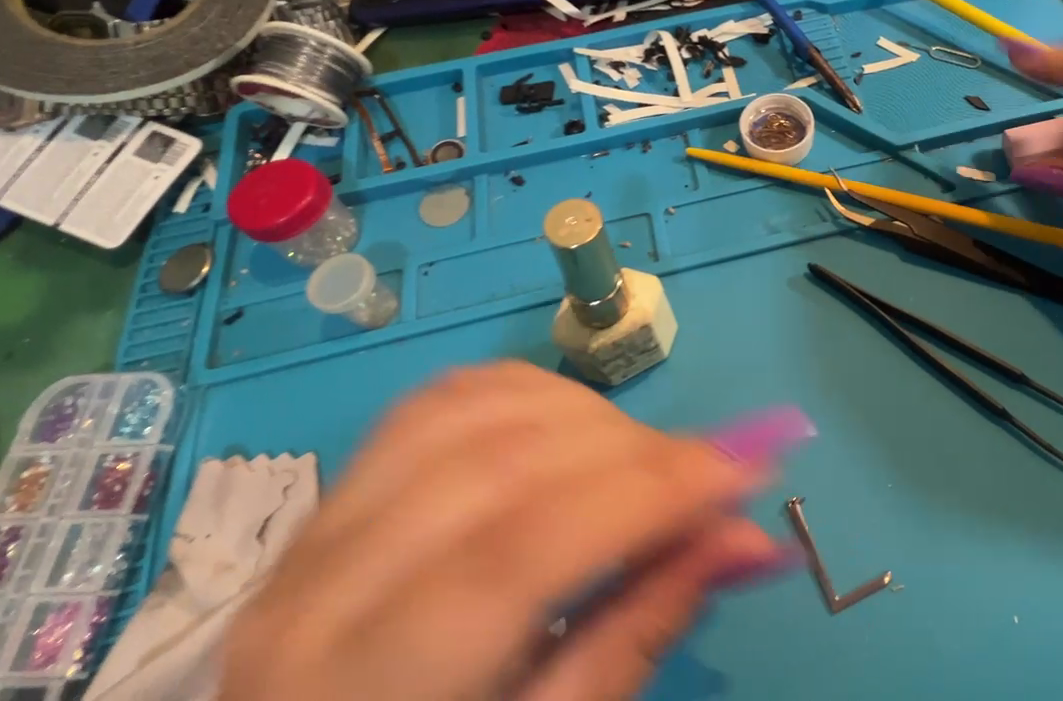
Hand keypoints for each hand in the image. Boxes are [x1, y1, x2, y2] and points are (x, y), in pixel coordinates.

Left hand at [223, 362, 811, 700]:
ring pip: (468, 408)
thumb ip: (638, 631)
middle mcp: (321, 590)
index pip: (523, 550)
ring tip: (647, 457)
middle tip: (713, 473)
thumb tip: (745, 536)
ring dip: (584, 412)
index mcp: (369, 685)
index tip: (746, 472)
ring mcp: (316, 530)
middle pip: (501, 464)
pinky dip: (526, 392)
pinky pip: (438, 400)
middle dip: (632, 450)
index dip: (648, 494)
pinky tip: (574, 421)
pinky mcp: (333, 494)